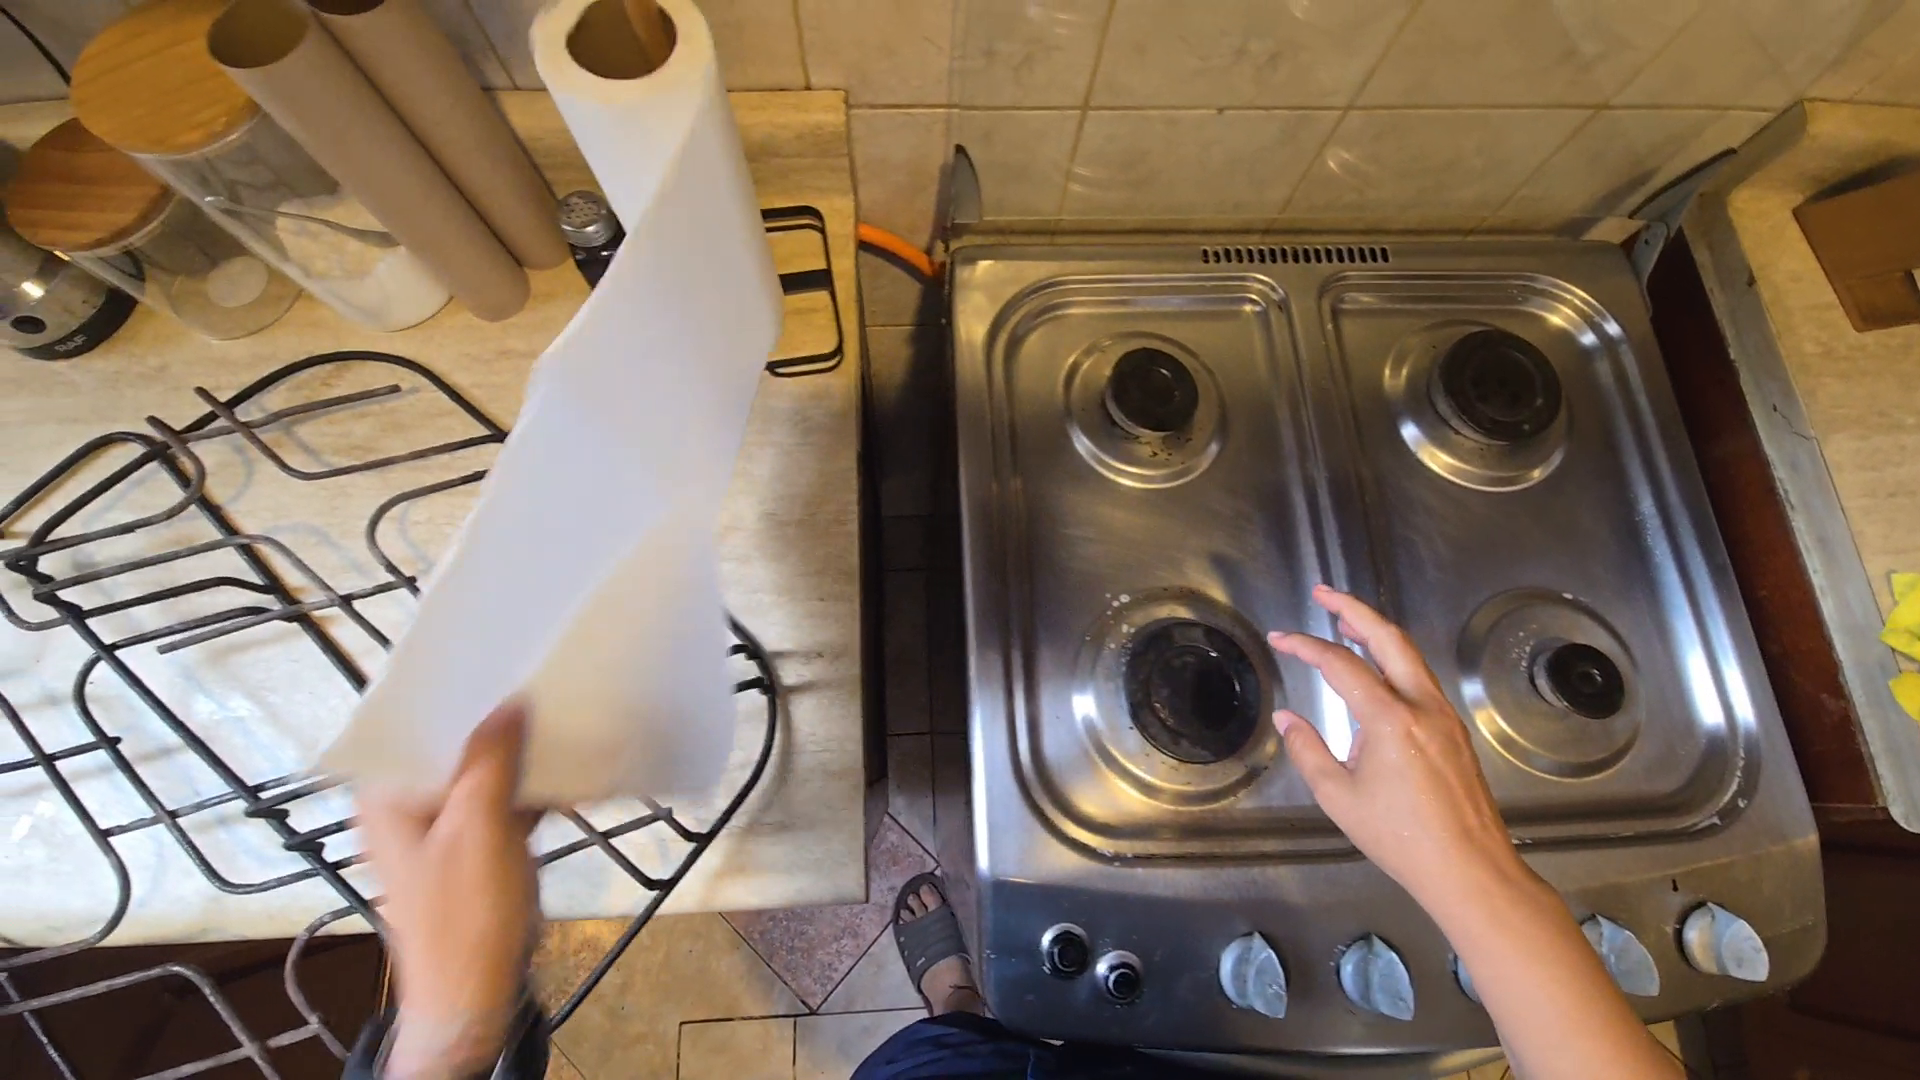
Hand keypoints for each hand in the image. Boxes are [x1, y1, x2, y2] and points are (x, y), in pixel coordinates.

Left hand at [355, 703, 540, 1079]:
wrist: (477, 993)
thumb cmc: (467, 914)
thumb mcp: (478, 830)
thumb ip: (490, 762)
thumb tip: (511, 701)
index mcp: (389, 800)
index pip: (417, 730)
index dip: (456, 697)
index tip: (499, 664)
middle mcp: (413, 806)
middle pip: (459, 748)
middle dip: (502, 721)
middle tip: (543, 685)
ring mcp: (450, 827)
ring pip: (489, 772)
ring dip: (526, 754)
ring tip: (566, 719)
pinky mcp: (482, 844)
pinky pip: (510, 800)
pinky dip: (539, 789)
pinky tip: (577, 774)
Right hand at [1268, 585, 1525, 911]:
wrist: (1471, 871)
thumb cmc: (1399, 837)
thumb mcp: (1338, 797)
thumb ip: (1308, 750)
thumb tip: (1288, 719)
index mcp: (1388, 719)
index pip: (1340, 665)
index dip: (1305, 646)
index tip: (1279, 638)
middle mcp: (1421, 706)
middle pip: (1389, 639)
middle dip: (1353, 610)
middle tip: (1323, 594)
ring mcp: (1444, 716)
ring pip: (1409, 655)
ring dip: (1376, 631)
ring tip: (1345, 621)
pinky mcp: (1454, 731)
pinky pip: (1419, 677)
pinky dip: (1392, 657)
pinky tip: (1376, 667)